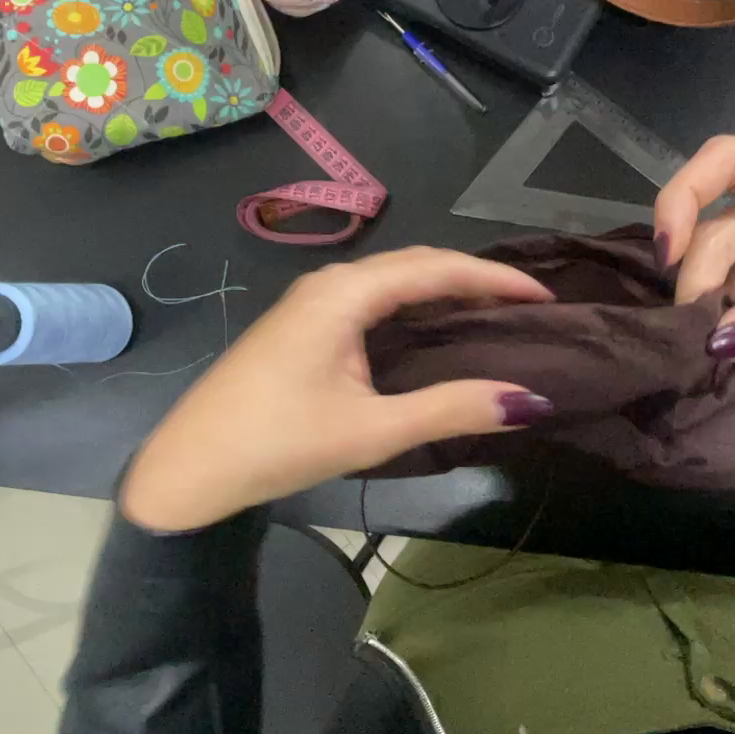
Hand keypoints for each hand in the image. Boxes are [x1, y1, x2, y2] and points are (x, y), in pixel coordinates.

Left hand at [120, 247, 556, 531]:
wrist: (189, 469)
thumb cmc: (278, 443)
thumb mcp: (371, 430)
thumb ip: (450, 409)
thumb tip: (530, 400)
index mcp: (346, 293)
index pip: (437, 269)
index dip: (495, 279)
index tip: (545, 296)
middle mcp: (331, 283)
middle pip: (416, 264)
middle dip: (473, 279)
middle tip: (526, 306)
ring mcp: (313, 301)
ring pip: (393, 280)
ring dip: (442, 291)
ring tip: (492, 314)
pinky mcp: (305, 324)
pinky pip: (373, 299)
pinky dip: (413, 307)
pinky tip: (433, 331)